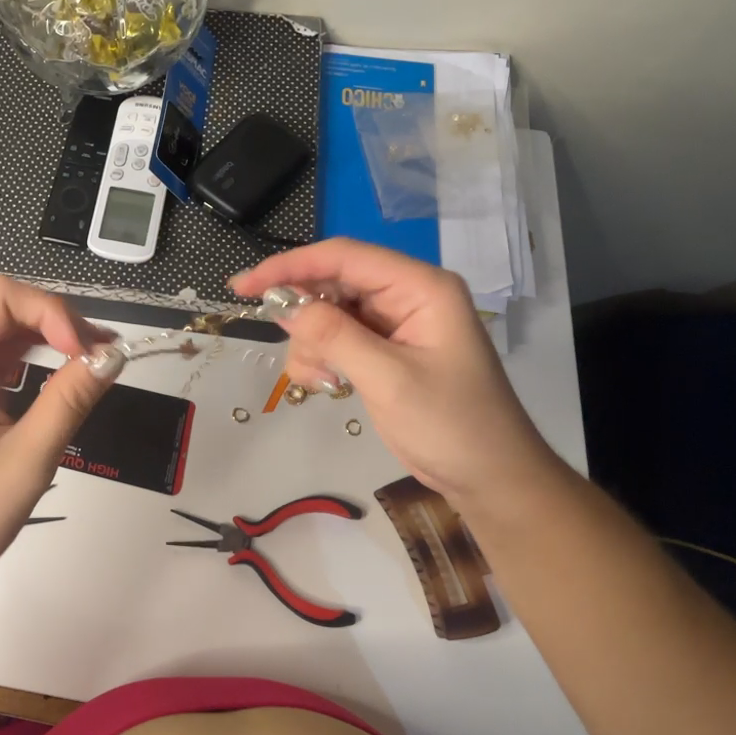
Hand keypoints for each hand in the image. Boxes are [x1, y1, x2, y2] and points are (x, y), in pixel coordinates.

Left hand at [0, 276, 118, 666]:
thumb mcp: (28, 459)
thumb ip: (71, 398)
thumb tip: (112, 355)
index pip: (0, 294)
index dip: (50, 308)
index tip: (85, 350)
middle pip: (0, 310)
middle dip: (55, 322)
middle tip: (104, 357)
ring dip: (45, 343)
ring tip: (93, 368)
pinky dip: (28, 368)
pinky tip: (58, 388)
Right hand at [228, 239, 559, 504]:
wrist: (490, 477)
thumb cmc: (452, 426)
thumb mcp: (389, 379)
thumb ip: (335, 336)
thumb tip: (283, 306)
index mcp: (421, 287)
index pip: (344, 257)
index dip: (290, 266)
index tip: (245, 285)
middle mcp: (406, 295)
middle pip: (333, 281)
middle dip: (301, 311)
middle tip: (277, 338)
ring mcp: (395, 322)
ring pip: (328, 310)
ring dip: (311, 341)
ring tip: (318, 379)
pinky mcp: (385, 348)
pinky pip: (336, 336)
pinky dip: (320, 356)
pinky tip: (325, 383)